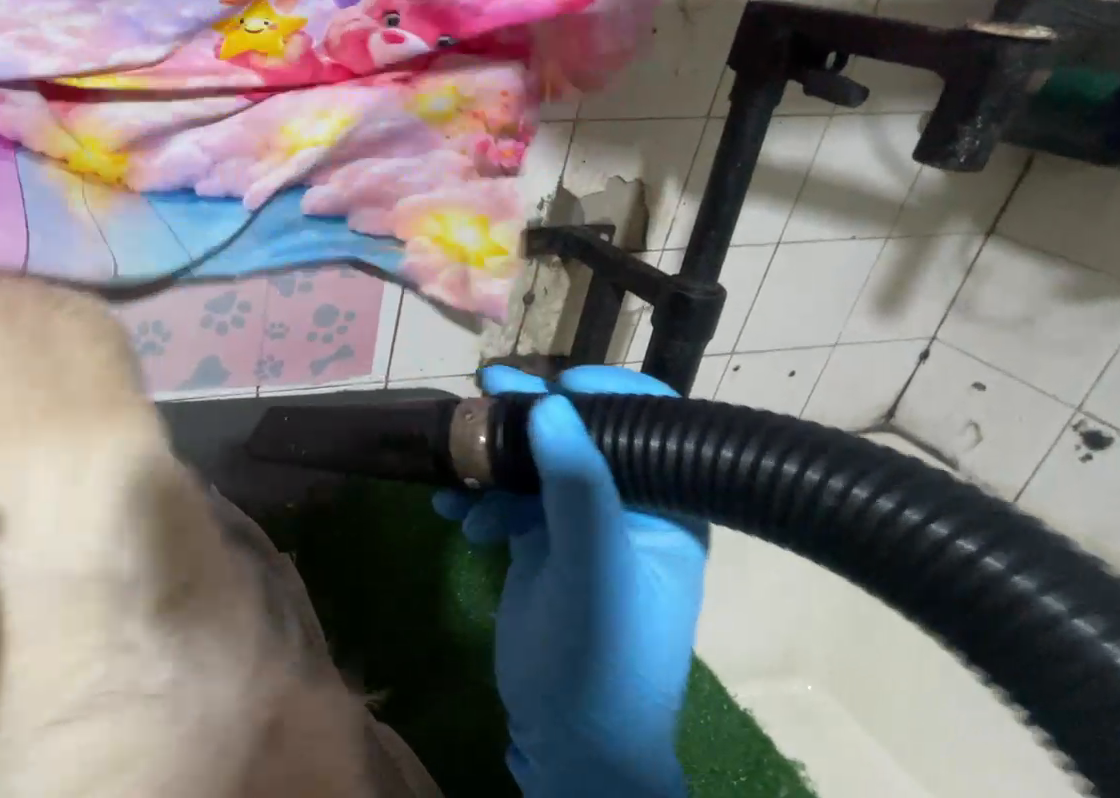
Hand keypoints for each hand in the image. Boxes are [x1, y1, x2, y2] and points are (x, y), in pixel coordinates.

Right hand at [435, 366, 706, 797]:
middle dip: (529, 417)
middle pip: (579, 437)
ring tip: (453, 470)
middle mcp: (627, 508)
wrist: (569, 736)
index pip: (654, 427)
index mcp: (667, 509)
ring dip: (491, 463)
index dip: (609, 394)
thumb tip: (552, 404)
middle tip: (484, 390)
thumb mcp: (593, 570)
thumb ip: (578, 488)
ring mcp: (579, 527)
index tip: (554, 382)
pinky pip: (506, 501)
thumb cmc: (602, 655)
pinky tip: (452, 514)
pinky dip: (477, 500)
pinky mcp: (540, 545)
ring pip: (534, 466)